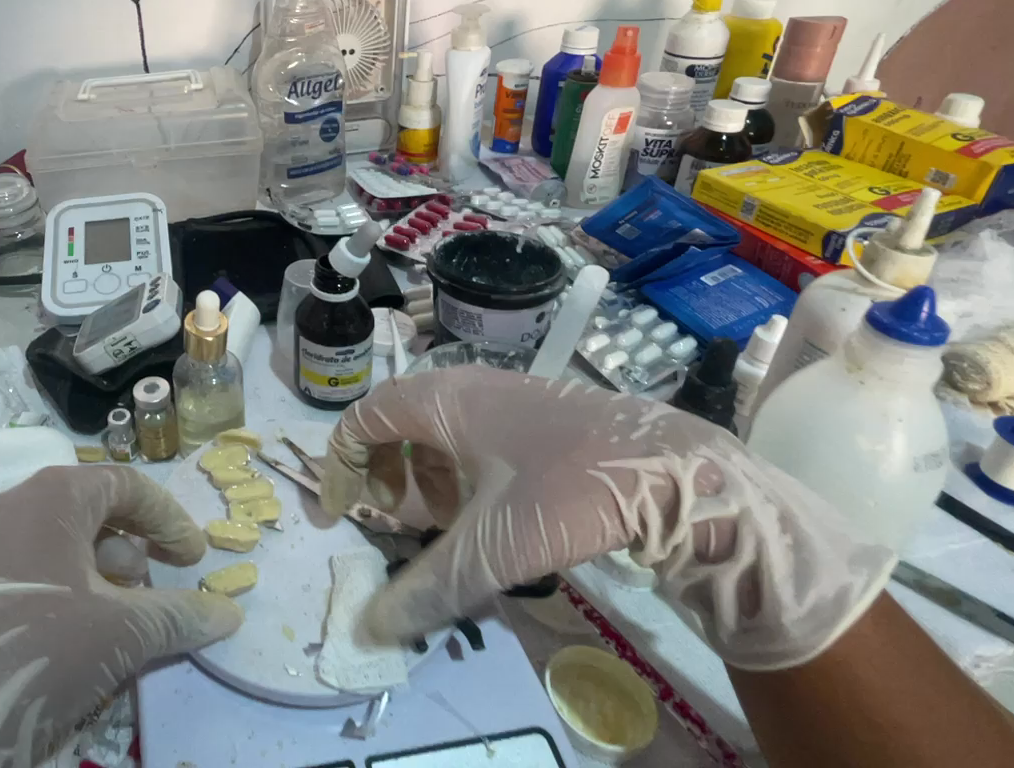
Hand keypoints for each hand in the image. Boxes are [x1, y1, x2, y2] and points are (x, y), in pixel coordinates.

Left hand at [0, 465, 242, 767]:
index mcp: (54, 495)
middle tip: (164, 576)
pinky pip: (37, 556)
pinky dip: (72, 577)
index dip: (169, 518)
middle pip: (95, 505)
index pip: (127, 484)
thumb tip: (228, 614)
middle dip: (138, 541)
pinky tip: (83, 619)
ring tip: (126, 605)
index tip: (194, 558)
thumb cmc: (46, 646)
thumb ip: (179, 615)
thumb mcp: (123, 631)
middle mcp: (18, 501)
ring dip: (106, 563)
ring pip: (65, 533)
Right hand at [319, 366, 894, 670]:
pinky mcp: (532, 413)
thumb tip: (371, 628)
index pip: (360, 420)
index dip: (338, 467)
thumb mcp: (493, 547)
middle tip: (390, 518)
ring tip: (439, 521)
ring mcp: (501, 395)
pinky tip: (486, 510)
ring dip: (420, 472)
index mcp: (438, 401)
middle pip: (393, 421)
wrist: (677, 469)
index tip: (336, 514)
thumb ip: (427, 588)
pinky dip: (457, 471)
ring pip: (433, 428)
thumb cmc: (569, 492)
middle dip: (380, 471)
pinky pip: (469, 434)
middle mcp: (462, 386)